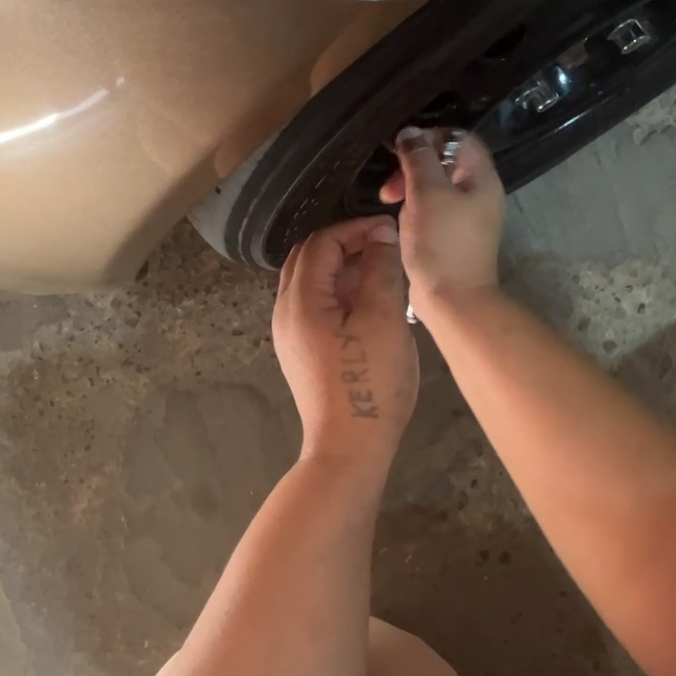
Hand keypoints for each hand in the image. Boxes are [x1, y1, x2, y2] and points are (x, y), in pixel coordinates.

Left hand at [272, 216, 419, 463]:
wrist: (348, 446)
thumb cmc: (369, 380)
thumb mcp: (384, 318)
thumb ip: (380, 269)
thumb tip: (381, 235)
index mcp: (301, 298)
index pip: (322, 242)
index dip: (356, 229)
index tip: (391, 231)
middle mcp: (284, 311)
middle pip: (309, 258)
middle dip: (346, 244)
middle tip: (384, 248)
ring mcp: (289, 334)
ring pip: (310, 283)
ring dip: (343, 269)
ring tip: (381, 274)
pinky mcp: (300, 352)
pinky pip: (314, 306)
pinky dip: (338, 293)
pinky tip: (368, 305)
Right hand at [379, 127, 506, 320]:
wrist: (453, 300)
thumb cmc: (442, 243)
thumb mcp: (427, 194)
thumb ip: (418, 158)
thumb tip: (410, 132)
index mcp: (481, 178)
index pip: (459, 138)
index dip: (430, 137)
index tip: (401, 148)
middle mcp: (479, 194)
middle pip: (445, 162)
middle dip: (413, 165)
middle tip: (390, 183)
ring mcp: (467, 217)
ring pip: (436, 186)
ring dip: (410, 187)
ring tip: (388, 201)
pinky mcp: (452, 236)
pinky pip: (432, 209)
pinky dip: (414, 208)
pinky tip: (399, 220)